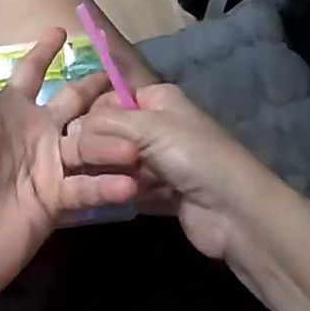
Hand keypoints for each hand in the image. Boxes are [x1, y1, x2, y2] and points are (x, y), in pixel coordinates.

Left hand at [0, 30, 138, 303]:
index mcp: (8, 112)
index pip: (30, 73)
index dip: (44, 51)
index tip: (62, 29)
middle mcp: (35, 132)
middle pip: (71, 102)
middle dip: (94, 88)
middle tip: (123, 76)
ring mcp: (49, 165)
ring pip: (87, 142)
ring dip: (110, 137)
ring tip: (136, 134)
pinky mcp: (58, 200)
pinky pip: (86, 186)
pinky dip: (107, 184)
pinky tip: (129, 182)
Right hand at [70, 83, 269, 259]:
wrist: (234, 212)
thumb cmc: (192, 155)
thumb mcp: (147, 127)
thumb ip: (105, 121)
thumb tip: (75, 127)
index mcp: (157, 99)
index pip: (111, 98)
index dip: (95, 113)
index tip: (80, 131)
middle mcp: (156, 125)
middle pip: (111, 131)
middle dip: (101, 146)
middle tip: (96, 161)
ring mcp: (157, 161)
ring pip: (117, 161)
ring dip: (110, 171)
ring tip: (104, 181)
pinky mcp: (158, 192)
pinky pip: (127, 186)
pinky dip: (119, 191)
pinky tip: (111, 197)